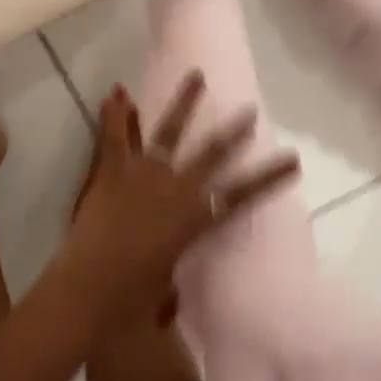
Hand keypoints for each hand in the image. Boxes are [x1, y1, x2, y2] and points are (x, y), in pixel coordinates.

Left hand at [62, 71, 299, 324]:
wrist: (87, 290)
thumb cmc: (128, 302)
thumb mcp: (159, 297)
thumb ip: (168, 293)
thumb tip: (171, 304)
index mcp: (194, 221)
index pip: (240, 196)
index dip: (269, 177)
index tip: (294, 160)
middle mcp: (175, 191)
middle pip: (211, 155)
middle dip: (233, 132)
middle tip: (250, 110)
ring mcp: (143, 176)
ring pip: (168, 132)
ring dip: (184, 103)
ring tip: (197, 77)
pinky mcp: (111, 173)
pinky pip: (114, 137)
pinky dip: (115, 113)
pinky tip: (116, 91)